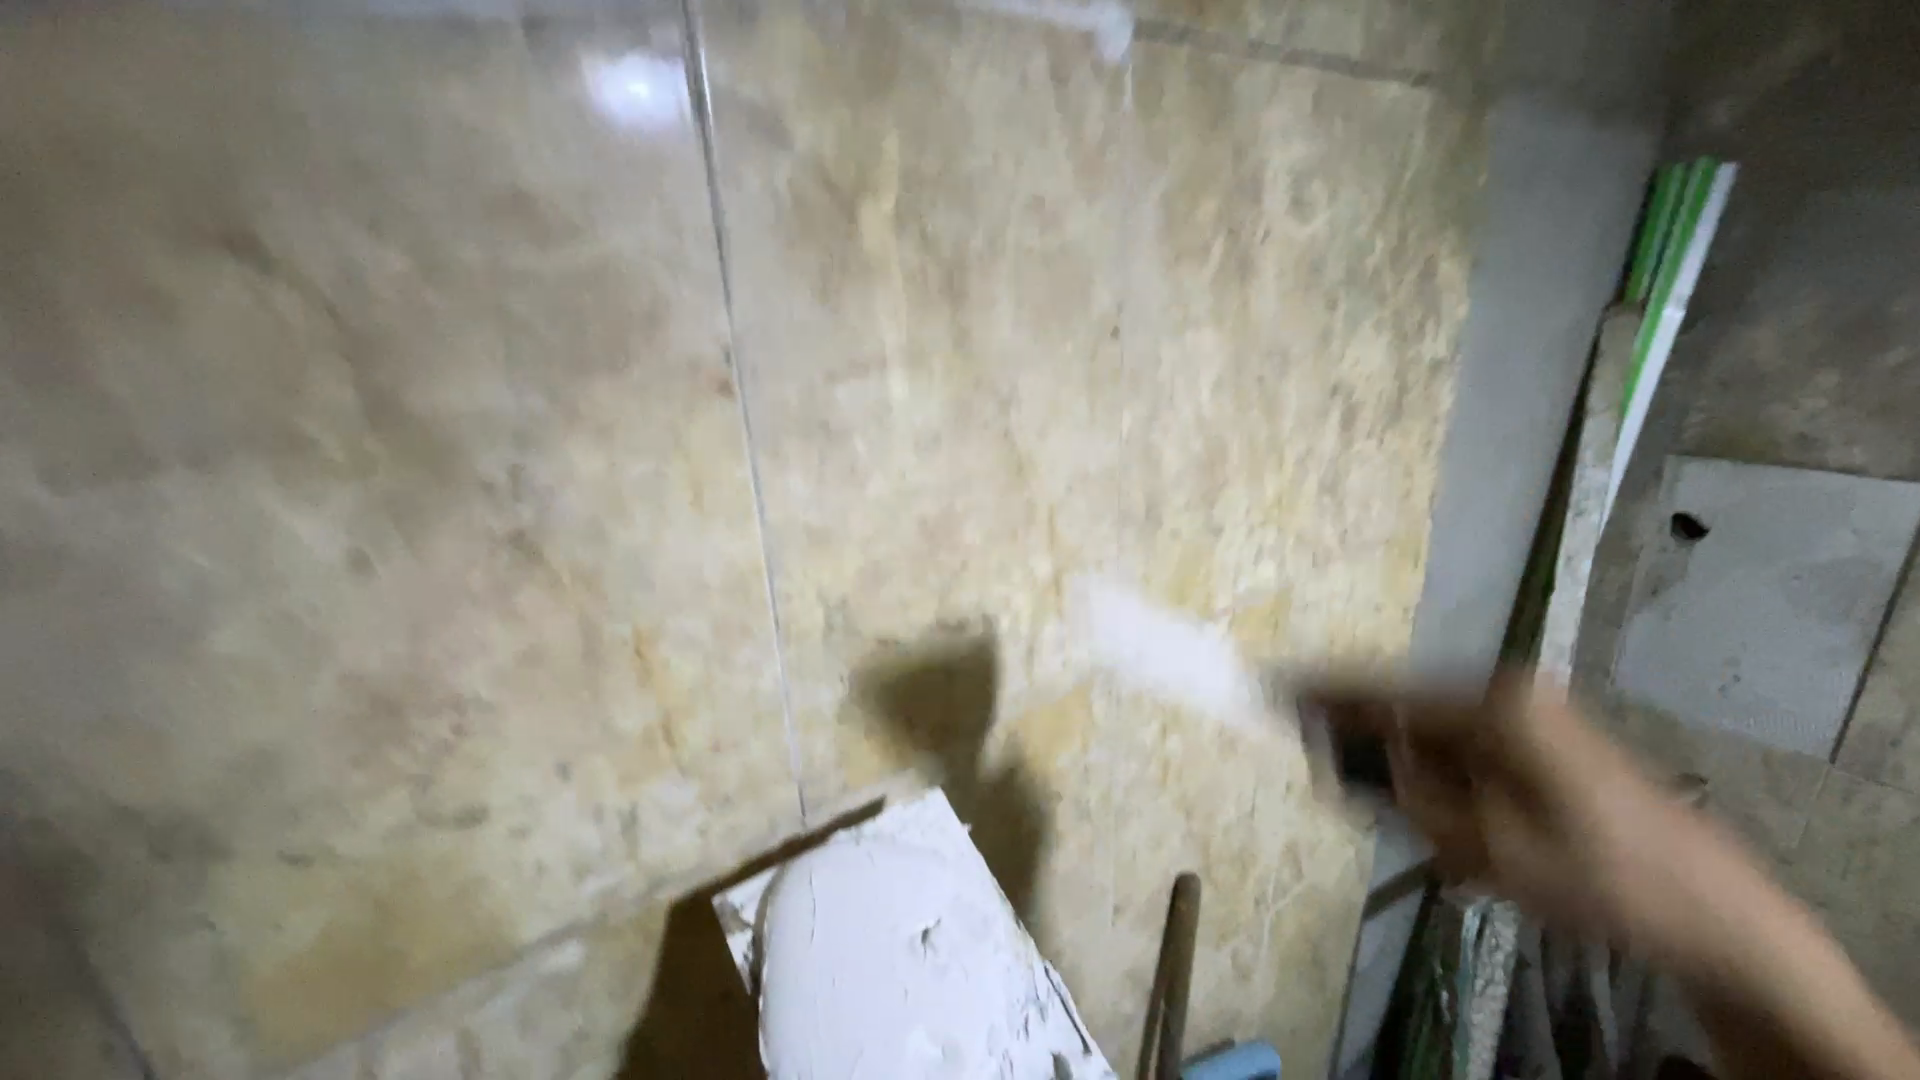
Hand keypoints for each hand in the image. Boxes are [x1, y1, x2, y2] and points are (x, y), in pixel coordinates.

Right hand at [1301, 672, 1721, 952]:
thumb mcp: (1486, 845)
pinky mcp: (1542, 739)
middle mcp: (1509, 694)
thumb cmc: (1599, 878)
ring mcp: (1530, 714)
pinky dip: (1441, 782)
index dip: (1322, 694)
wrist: (1716, 915)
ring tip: (1416, 827)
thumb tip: (1340, 756)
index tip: (1269, 691)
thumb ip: (1405, 793)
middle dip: (1368, 746)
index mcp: (1496, 705)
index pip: (1384, 691)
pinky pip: (1464, 750)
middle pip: (1407, 710)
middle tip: (1337, 784)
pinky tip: (1450, 826)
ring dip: (1409, 775)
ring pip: (1433, 735)